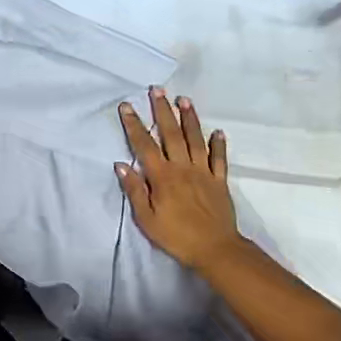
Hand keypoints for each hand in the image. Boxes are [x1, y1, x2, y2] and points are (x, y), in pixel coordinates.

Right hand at [117, 86, 247, 274]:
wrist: (216, 250)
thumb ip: (135, 190)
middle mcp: (182, 168)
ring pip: (195, 139)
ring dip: (189, 118)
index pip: (144, 145)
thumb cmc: (176, 236)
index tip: (127, 106)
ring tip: (184, 99)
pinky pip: (219, 158)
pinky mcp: (220, 181)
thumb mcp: (147, 219)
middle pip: (171, 134)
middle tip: (157, 90)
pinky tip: (217, 131)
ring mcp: (203, 172)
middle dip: (162, 110)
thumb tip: (121, 164)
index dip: (134, 125)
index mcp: (162, 176)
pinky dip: (218, 143)